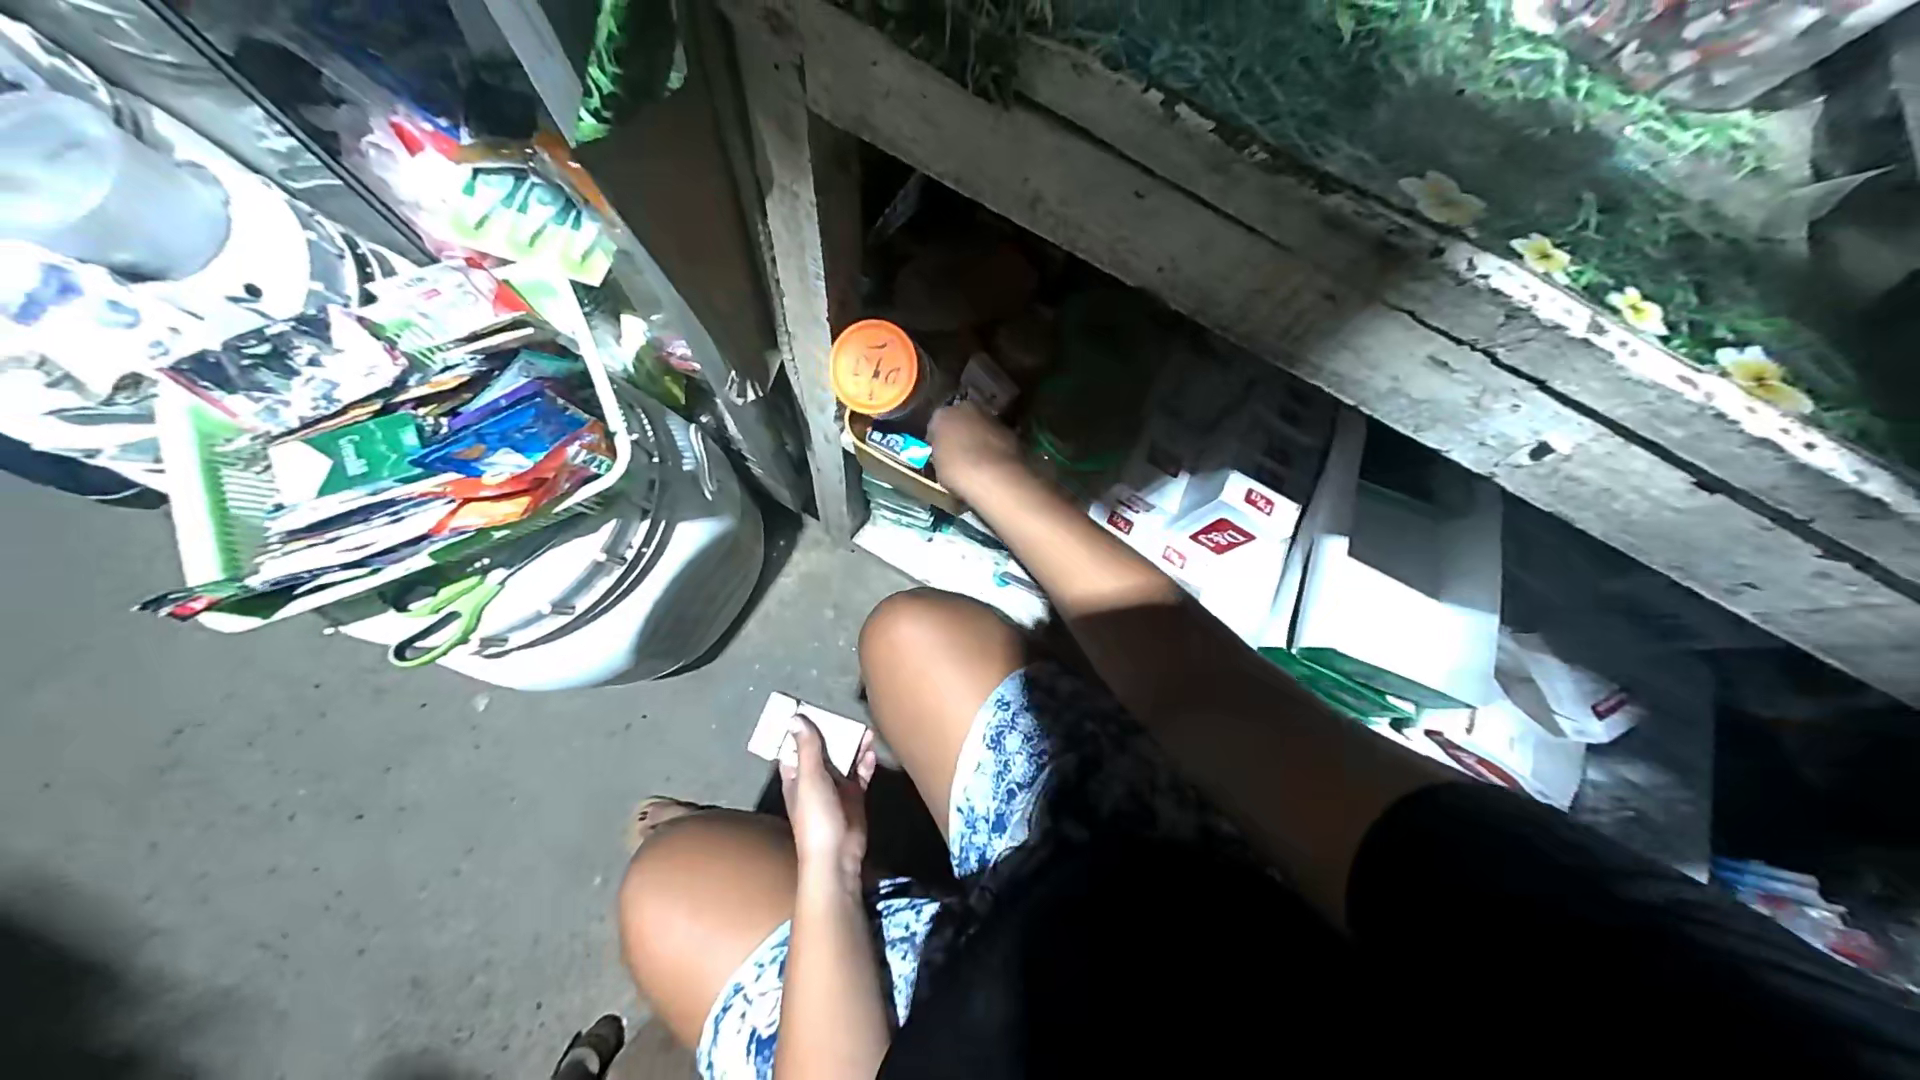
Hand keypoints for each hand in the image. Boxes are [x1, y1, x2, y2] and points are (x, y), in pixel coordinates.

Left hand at [779, 717, 877, 882]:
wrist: (837, 853)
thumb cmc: (816, 815)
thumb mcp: (809, 777)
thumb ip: (807, 747)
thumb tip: (795, 718)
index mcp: (796, 776)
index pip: (796, 747)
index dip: (802, 729)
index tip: (812, 708)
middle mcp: (815, 779)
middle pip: (823, 750)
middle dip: (833, 733)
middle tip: (846, 713)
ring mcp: (836, 787)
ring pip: (844, 759)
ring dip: (852, 745)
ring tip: (864, 728)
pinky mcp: (854, 796)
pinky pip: (860, 773)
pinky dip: (865, 762)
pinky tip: (872, 751)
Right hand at [928, 401, 1023, 501]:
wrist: (995, 476)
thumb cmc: (957, 471)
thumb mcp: (938, 466)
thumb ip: (941, 453)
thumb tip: (947, 453)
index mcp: (943, 414)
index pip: (935, 425)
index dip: (936, 440)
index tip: (938, 454)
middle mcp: (967, 408)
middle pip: (960, 420)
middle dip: (959, 433)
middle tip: (957, 454)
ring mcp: (991, 418)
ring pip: (980, 427)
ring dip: (978, 438)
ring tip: (977, 460)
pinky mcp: (1010, 431)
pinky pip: (996, 438)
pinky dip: (994, 447)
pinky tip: (993, 463)